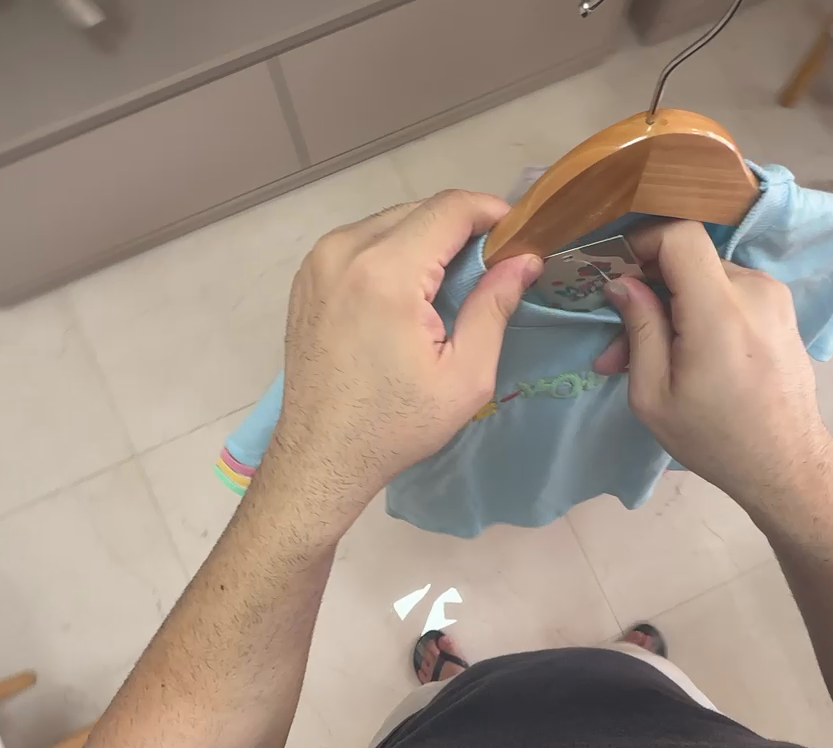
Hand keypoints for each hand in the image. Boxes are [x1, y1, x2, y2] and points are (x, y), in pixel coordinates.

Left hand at [262, 190, 541, 524]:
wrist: (322, 454)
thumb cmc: (397, 425)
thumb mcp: (464, 378)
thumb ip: (494, 309)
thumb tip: (525, 260)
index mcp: (386, 273)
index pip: (449, 208)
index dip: (491, 212)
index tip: (516, 236)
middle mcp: (344, 251)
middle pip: (419, 211)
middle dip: (459, 231)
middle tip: (487, 271)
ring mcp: (318, 261)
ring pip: (388, 223)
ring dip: (425, 242)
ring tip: (447, 288)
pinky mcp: (307, 277)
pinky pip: (360, 244)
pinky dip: (391, 255)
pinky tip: (406, 296)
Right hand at [599, 220, 832, 504]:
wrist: (783, 463)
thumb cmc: (712, 438)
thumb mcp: (654, 395)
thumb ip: (639, 330)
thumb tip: (621, 283)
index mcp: (720, 310)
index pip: (680, 236)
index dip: (642, 243)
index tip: (616, 272)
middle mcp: (753, 290)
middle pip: (689, 261)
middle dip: (647, 293)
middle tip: (616, 347)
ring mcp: (773, 297)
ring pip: (706, 280)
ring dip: (671, 309)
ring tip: (646, 359)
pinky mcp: (780, 310)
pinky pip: (729, 295)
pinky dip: (699, 314)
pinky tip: (684, 355)